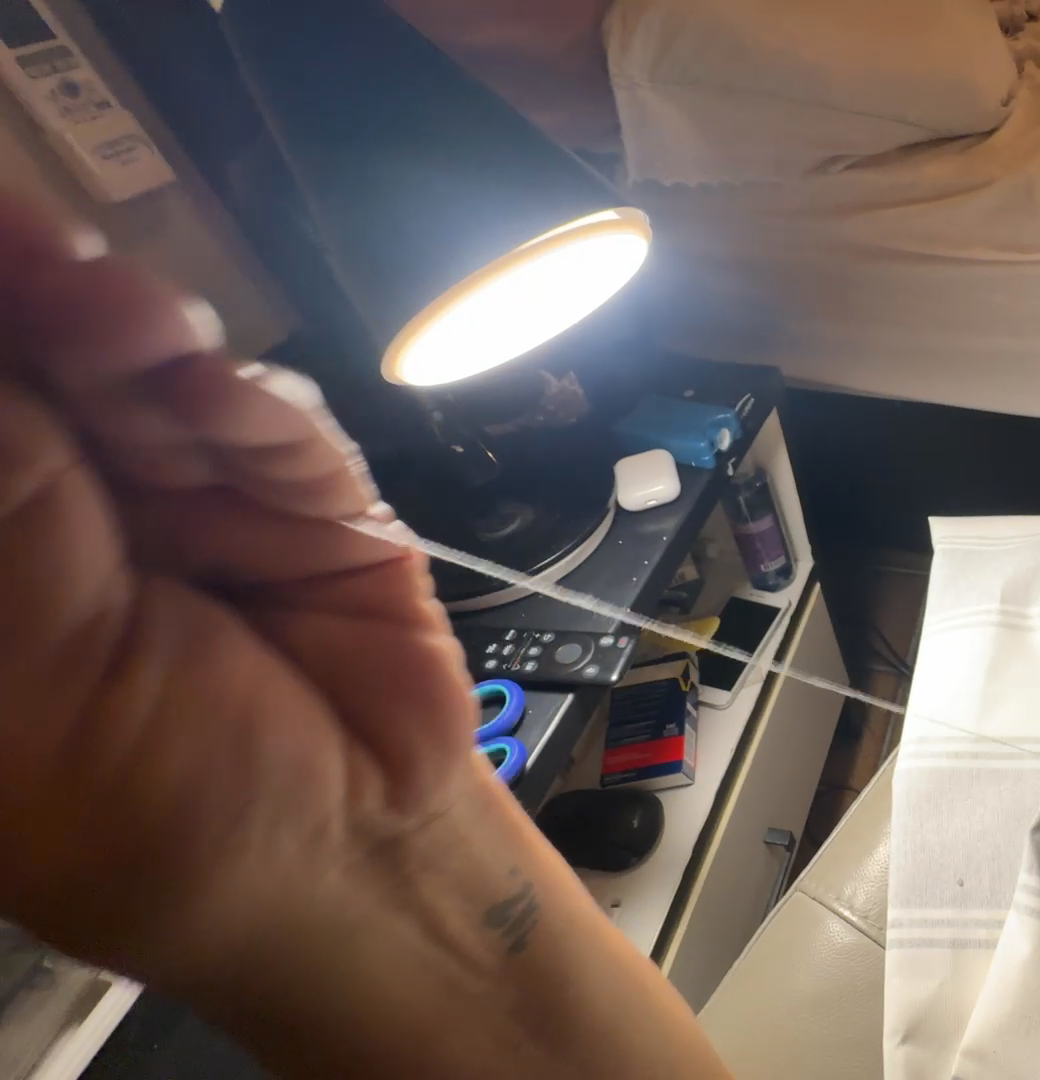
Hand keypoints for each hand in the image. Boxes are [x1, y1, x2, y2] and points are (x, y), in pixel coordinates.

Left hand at [0, 196, 475, 985]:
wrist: (358, 835)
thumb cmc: (159, 795)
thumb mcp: (35, 670)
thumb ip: (14, 512)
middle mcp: (84, 524)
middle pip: (55, 390)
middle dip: (43, 314)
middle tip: (36, 243)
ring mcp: (216, 514)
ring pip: (172, 398)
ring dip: (152, 351)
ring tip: (136, 318)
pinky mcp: (326, 517)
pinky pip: (290, 447)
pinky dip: (265, 417)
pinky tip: (231, 401)